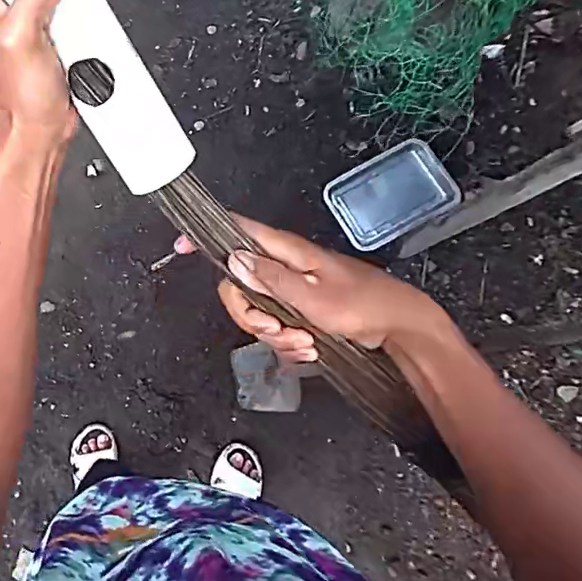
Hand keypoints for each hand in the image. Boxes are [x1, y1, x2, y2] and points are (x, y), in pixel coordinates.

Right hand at [176, 214, 444, 362]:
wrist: (399, 326)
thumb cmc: (363, 305)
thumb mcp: (312, 296)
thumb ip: (269, 279)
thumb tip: (233, 259)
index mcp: (286, 252)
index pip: (238, 232)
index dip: (207, 236)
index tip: (183, 244)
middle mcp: (285, 266)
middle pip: (240, 286)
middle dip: (252, 317)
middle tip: (278, 331)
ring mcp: (292, 287)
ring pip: (259, 310)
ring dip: (276, 335)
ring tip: (306, 343)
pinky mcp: (301, 307)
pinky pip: (278, 324)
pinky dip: (289, 342)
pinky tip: (309, 348)